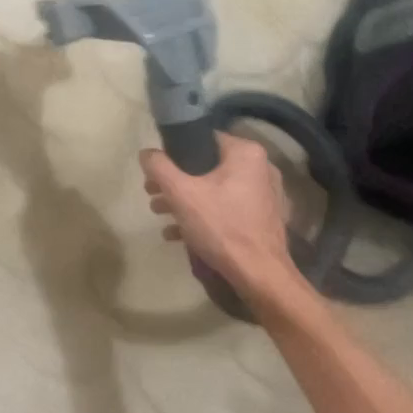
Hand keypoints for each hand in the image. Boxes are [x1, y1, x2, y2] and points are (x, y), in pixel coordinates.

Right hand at [140, 132, 310, 308]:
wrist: (259, 273)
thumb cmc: (221, 226)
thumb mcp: (181, 194)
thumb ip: (159, 168)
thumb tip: (147, 153)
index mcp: (245, 153)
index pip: (202, 139)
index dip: (174, 152)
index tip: (155, 170)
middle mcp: (261, 167)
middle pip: (207, 166)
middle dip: (176, 181)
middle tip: (152, 193)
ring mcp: (265, 194)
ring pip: (215, 188)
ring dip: (185, 199)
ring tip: (161, 214)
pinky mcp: (263, 217)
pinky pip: (227, 207)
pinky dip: (204, 215)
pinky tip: (180, 233)